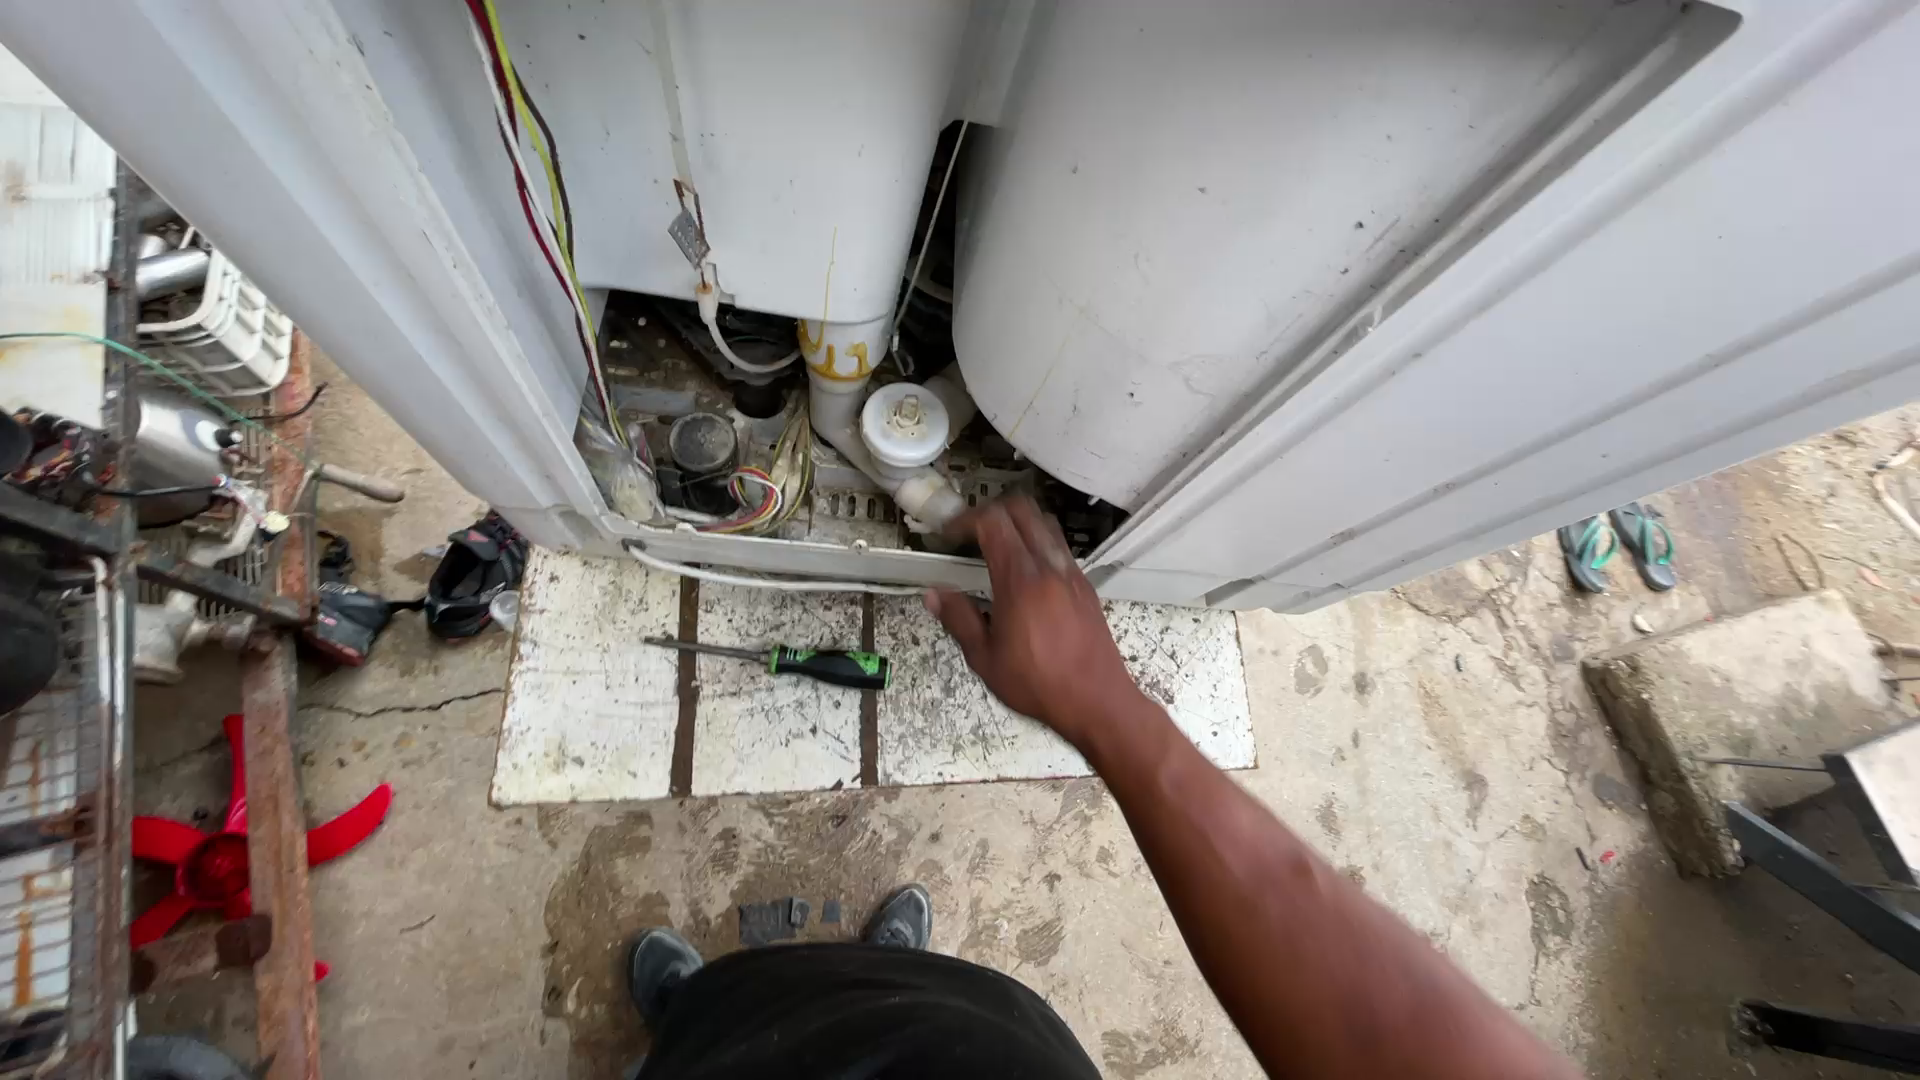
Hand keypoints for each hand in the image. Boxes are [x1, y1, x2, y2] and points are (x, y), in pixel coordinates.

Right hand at [924, 497, 1142, 747]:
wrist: (1096, 700)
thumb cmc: (1038, 683)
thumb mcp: (985, 658)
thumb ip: (959, 619)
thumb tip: (934, 595)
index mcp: (1020, 579)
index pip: (992, 521)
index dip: (965, 519)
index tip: (949, 533)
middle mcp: (1049, 566)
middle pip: (1021, 509)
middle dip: (991, 511)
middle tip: (971, 532)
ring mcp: (1071, 573)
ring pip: (1045, 523)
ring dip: (1018, 523)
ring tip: (997, 546)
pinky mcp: (1085, 585)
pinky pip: (1060, 546)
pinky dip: (1038, 542)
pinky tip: (1025, 572)